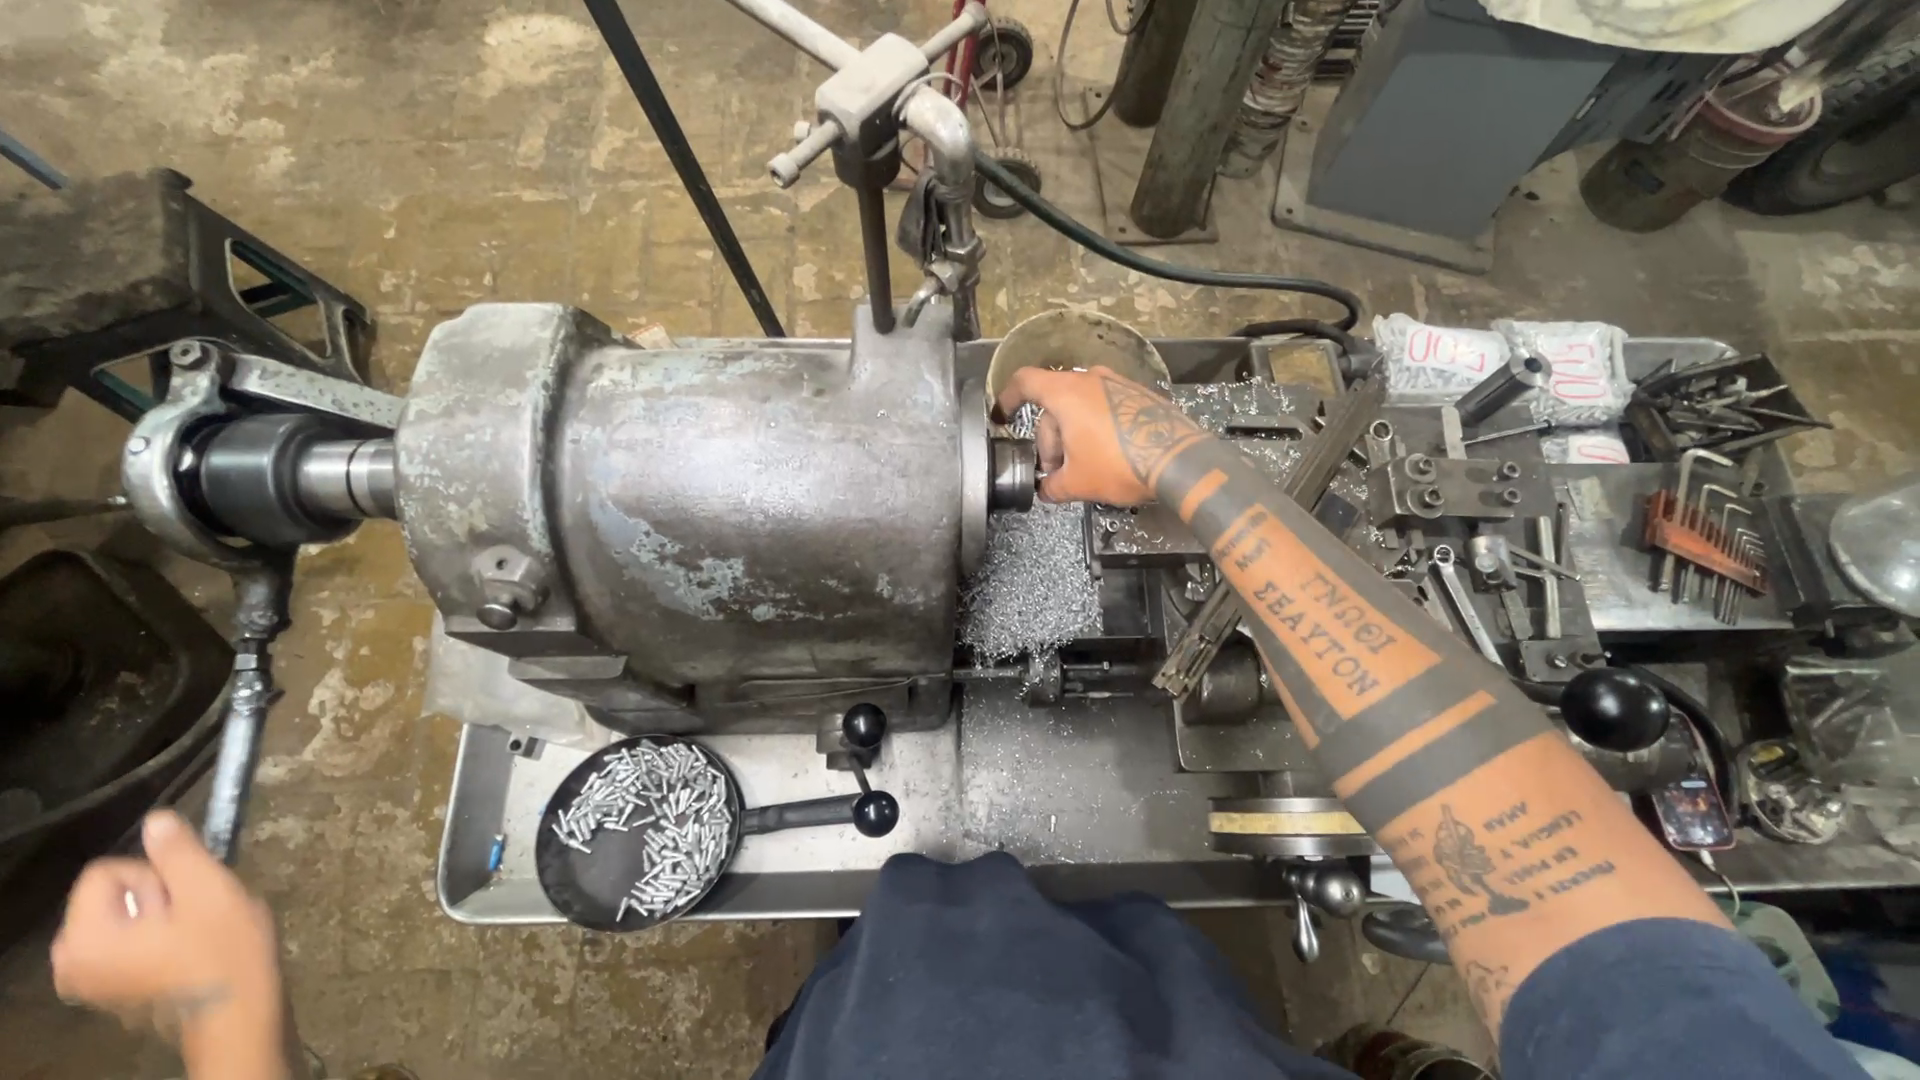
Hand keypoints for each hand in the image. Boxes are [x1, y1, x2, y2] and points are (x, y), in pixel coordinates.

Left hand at [52, 811, 287, 1069]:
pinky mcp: (106, 989)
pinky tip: (187, 951)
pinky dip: (156, 938)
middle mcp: (70, 960)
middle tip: (197, 916)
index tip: (189, 896)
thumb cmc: (225, 950)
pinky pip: (125, 942)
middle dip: (159, 895)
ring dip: (162, 915)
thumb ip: (179, 853)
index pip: (105, 872)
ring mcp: (85, 979)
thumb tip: (157, 819)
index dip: (155, 873)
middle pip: (112, 894)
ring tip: (197, 932)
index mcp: (86, 936)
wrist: (237, 1011)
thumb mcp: (212, 891)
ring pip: (123, 916)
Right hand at [995, 365, 1206, 504]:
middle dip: (1049, 440)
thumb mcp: (1077, 483)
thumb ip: (1052, 486)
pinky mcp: (1140, 396)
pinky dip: (1096, 428)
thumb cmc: (1120, 465)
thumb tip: (1045, 490)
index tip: (1002, 417)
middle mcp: (1091, 380)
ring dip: (1072, 435)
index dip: (1007, 398)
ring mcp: (1118, 384)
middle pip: (1054, 404)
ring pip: (1081, 406)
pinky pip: (1105, 408)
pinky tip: (1105, 457)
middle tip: (1055, 471)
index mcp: (1066, 393)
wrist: (1181, 462)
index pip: (1024, 382)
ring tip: (1081, 468)